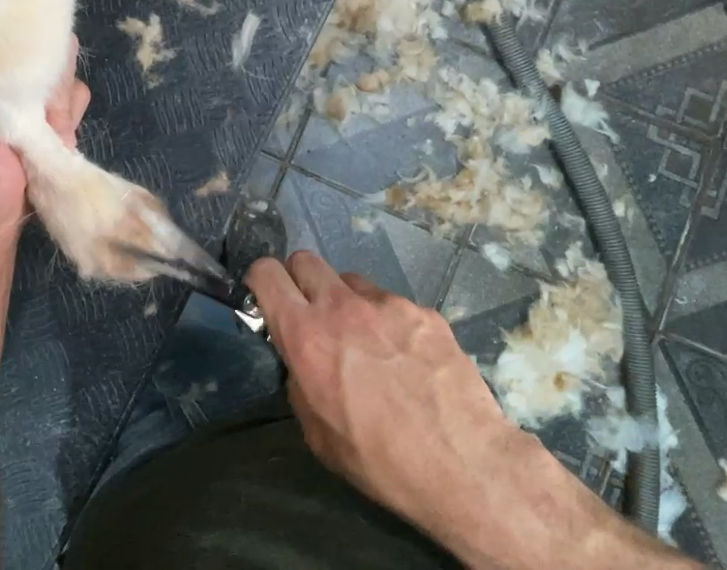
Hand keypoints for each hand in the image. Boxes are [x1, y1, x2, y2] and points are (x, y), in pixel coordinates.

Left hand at [0, 39, 90, 243]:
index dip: (11, 36)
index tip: (23, 67)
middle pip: (32, 38)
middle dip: (43, 81)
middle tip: (38, 119)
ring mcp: (21, 85)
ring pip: (59, 63)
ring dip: (57, 105)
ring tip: (45, 137)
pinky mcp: (48, 103)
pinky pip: (75, 90)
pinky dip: (68, 118)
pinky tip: (54, 141)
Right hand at [248, 252, 683, 569]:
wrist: (466, 466)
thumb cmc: (380, 460)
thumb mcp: (317, 433)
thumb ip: (298, 381)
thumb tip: (299, 359)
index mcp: (306, 336)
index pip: (266, 272)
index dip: (260, 281)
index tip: (266, 299)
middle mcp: (342, 307)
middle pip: (305, 260)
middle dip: (299, 281)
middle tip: (311, 315)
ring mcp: (388, 304)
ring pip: (350, 280)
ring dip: (345, 301)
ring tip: (365, 341)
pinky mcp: (424, 311)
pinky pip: (391, 303)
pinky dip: (387, 321)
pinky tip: (405, 358)